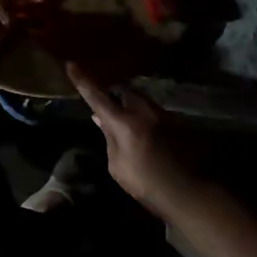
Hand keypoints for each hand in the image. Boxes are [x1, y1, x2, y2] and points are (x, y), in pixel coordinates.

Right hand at [67, 62, 203, 216]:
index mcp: (125, 123)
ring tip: (128, 124)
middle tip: (108, 109)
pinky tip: (146, 134)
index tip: (72, 65)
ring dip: (132, 107)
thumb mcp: (117, 165)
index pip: (98, 96)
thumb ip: (108, 137)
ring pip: (142, 101)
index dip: (83, 81)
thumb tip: (100, 118)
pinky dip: (145, 118)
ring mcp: (164, 115)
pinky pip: (154, 112)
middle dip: (115, 96)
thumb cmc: (144, 183)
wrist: (184, 191)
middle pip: (125, 92)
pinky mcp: (177, 122)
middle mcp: (145, 112)